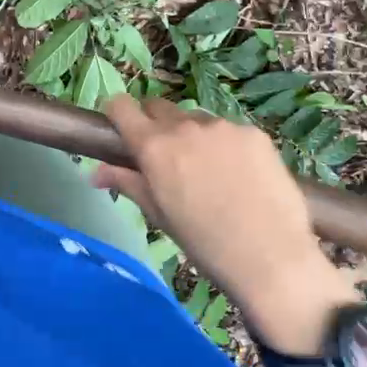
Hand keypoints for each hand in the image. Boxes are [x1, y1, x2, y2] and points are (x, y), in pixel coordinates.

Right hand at [95, 95, 356, 351]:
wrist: (273, 260)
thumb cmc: (206, 244)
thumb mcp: (159, 215)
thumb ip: (127, 183)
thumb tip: (94, 172)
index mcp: (153, 146)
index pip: (121, 105)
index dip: (118, 113)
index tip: (122, 129)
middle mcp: (184, 126)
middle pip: (158, 107)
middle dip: (156, 125)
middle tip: (169, 158)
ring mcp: (222, 126)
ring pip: (196, 119)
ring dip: (194, 136)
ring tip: (213, 173)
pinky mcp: (254, 132)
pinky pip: (230, 130)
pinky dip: (228, 146)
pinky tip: (242, 176)